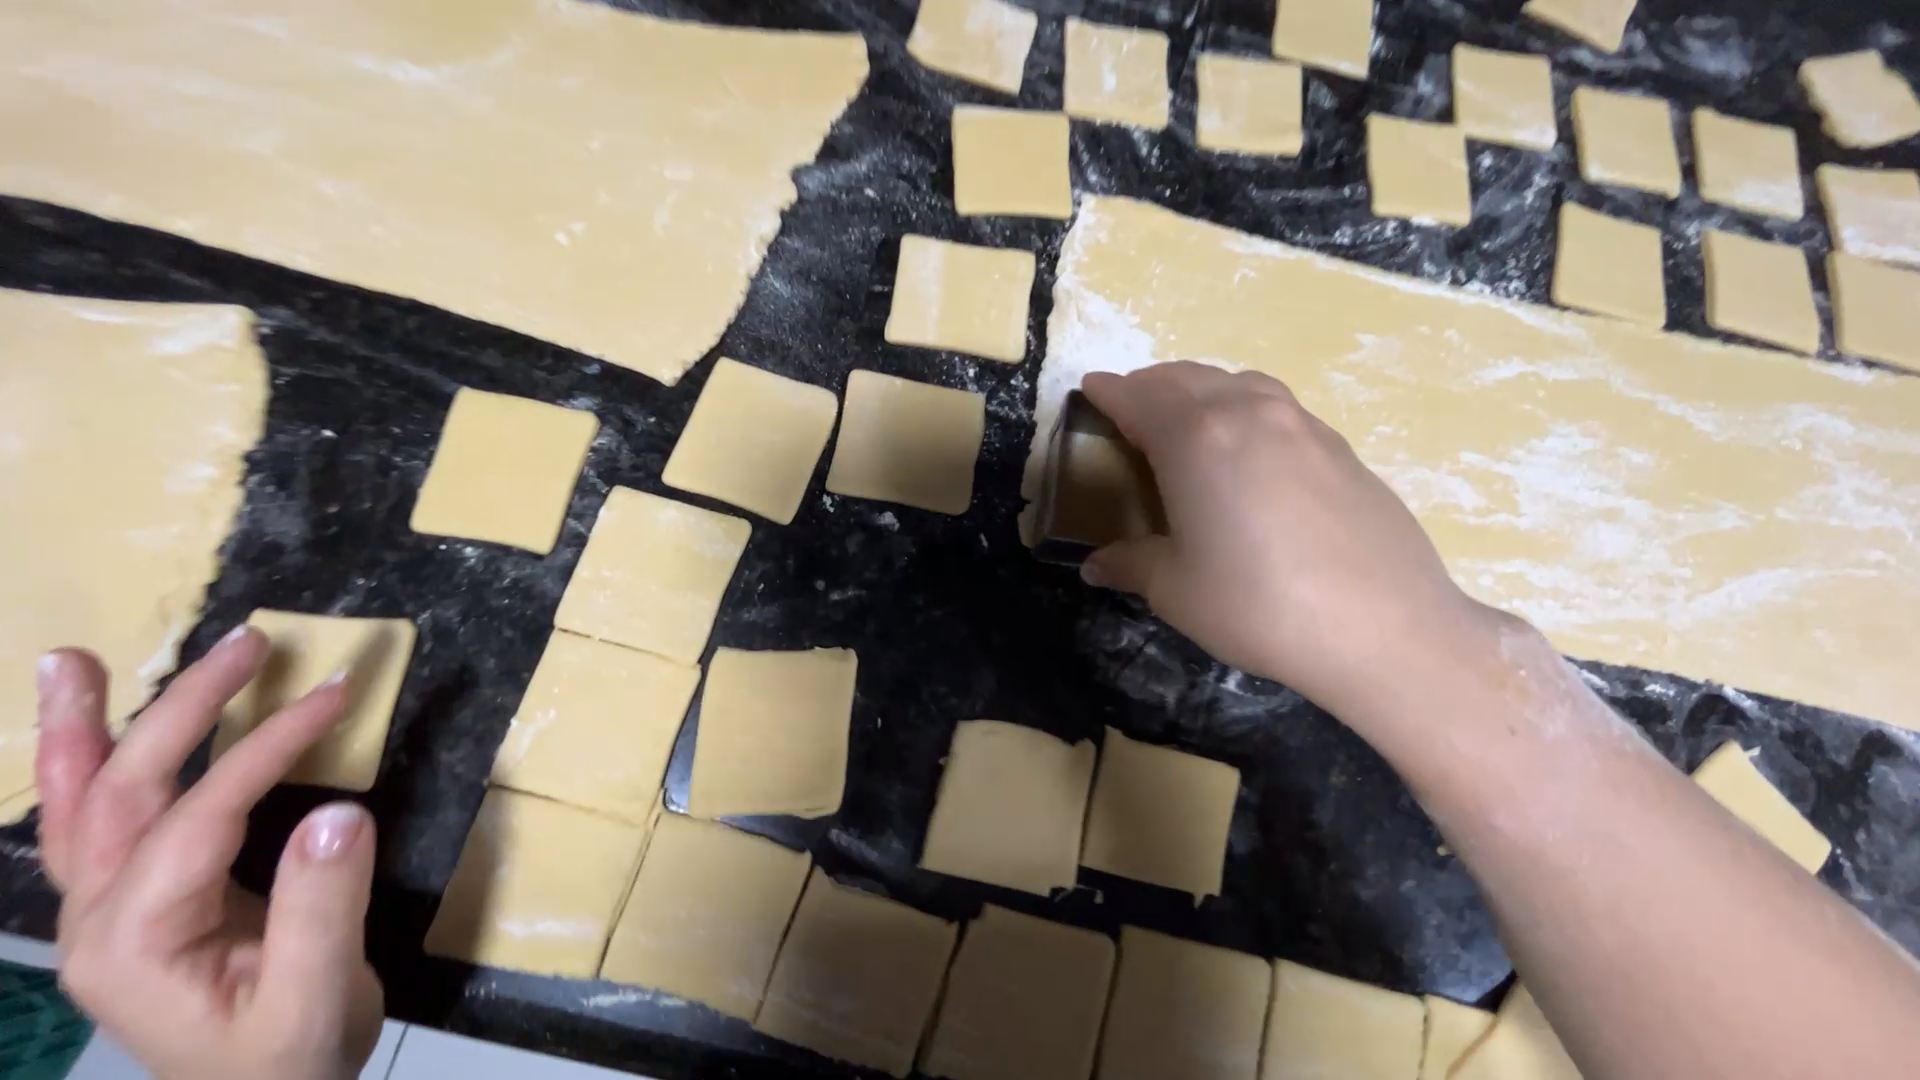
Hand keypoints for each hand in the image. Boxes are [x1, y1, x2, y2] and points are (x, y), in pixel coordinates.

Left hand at [35, 628, 383, 1079]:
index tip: (335, 693)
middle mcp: (101, 920)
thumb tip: (343, 809)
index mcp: (137, 940)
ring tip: (73, 661)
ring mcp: (110, 914)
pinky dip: (90, 770)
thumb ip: (322, 907)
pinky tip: (93, 736)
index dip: (266, 747)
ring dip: (82, 729)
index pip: (199, 816)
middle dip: (179, 709)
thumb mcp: (315, 996)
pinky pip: (102, 826)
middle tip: (246, 642)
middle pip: (122, 793)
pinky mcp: (142, 907)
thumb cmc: (290, 1058)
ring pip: (80, 808)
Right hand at [1079, 363, 1496, 719]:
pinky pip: (1275, 408)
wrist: (1384, 627)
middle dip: (1150, 387)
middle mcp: (1247, 413)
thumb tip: (1097, 565)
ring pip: (1236, 384)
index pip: (1138, 397)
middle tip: (1129, 413)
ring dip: (1200, 391)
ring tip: (1187, 424)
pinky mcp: (1339, 446)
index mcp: (1195, 437)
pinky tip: (1248, 453)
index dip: (1108, 393)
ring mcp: (1301, 424)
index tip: (1090, 392)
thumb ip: (1131, 564)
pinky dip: (1244, 411)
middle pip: (1186, 378)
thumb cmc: (1258, 605)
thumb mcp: (1176, 590)